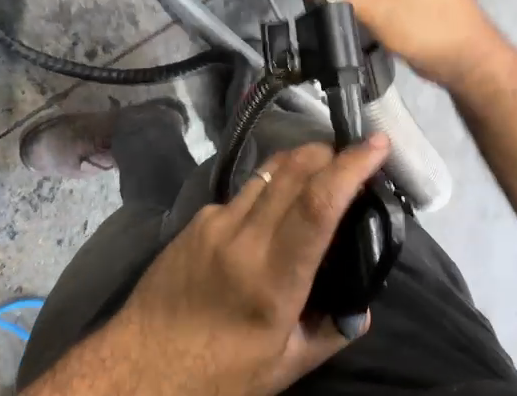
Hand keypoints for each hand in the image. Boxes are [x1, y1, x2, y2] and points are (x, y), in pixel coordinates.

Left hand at [97, 138, 391, 395]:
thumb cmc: (217, 376)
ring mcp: (215, 224)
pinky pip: (242, 193)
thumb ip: (328, 333)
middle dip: (330, 151)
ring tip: (322, 168)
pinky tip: (274, 208)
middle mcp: (243, 240)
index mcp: (272, 281)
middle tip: (356, 152)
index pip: (317, 206)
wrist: (139, 368)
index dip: (350, 168)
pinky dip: (267, 189)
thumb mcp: (283, 368)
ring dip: (300, 162)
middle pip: (294, 171)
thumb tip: (361, 308)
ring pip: (267, 173)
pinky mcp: (195, 221)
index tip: (377, 144)